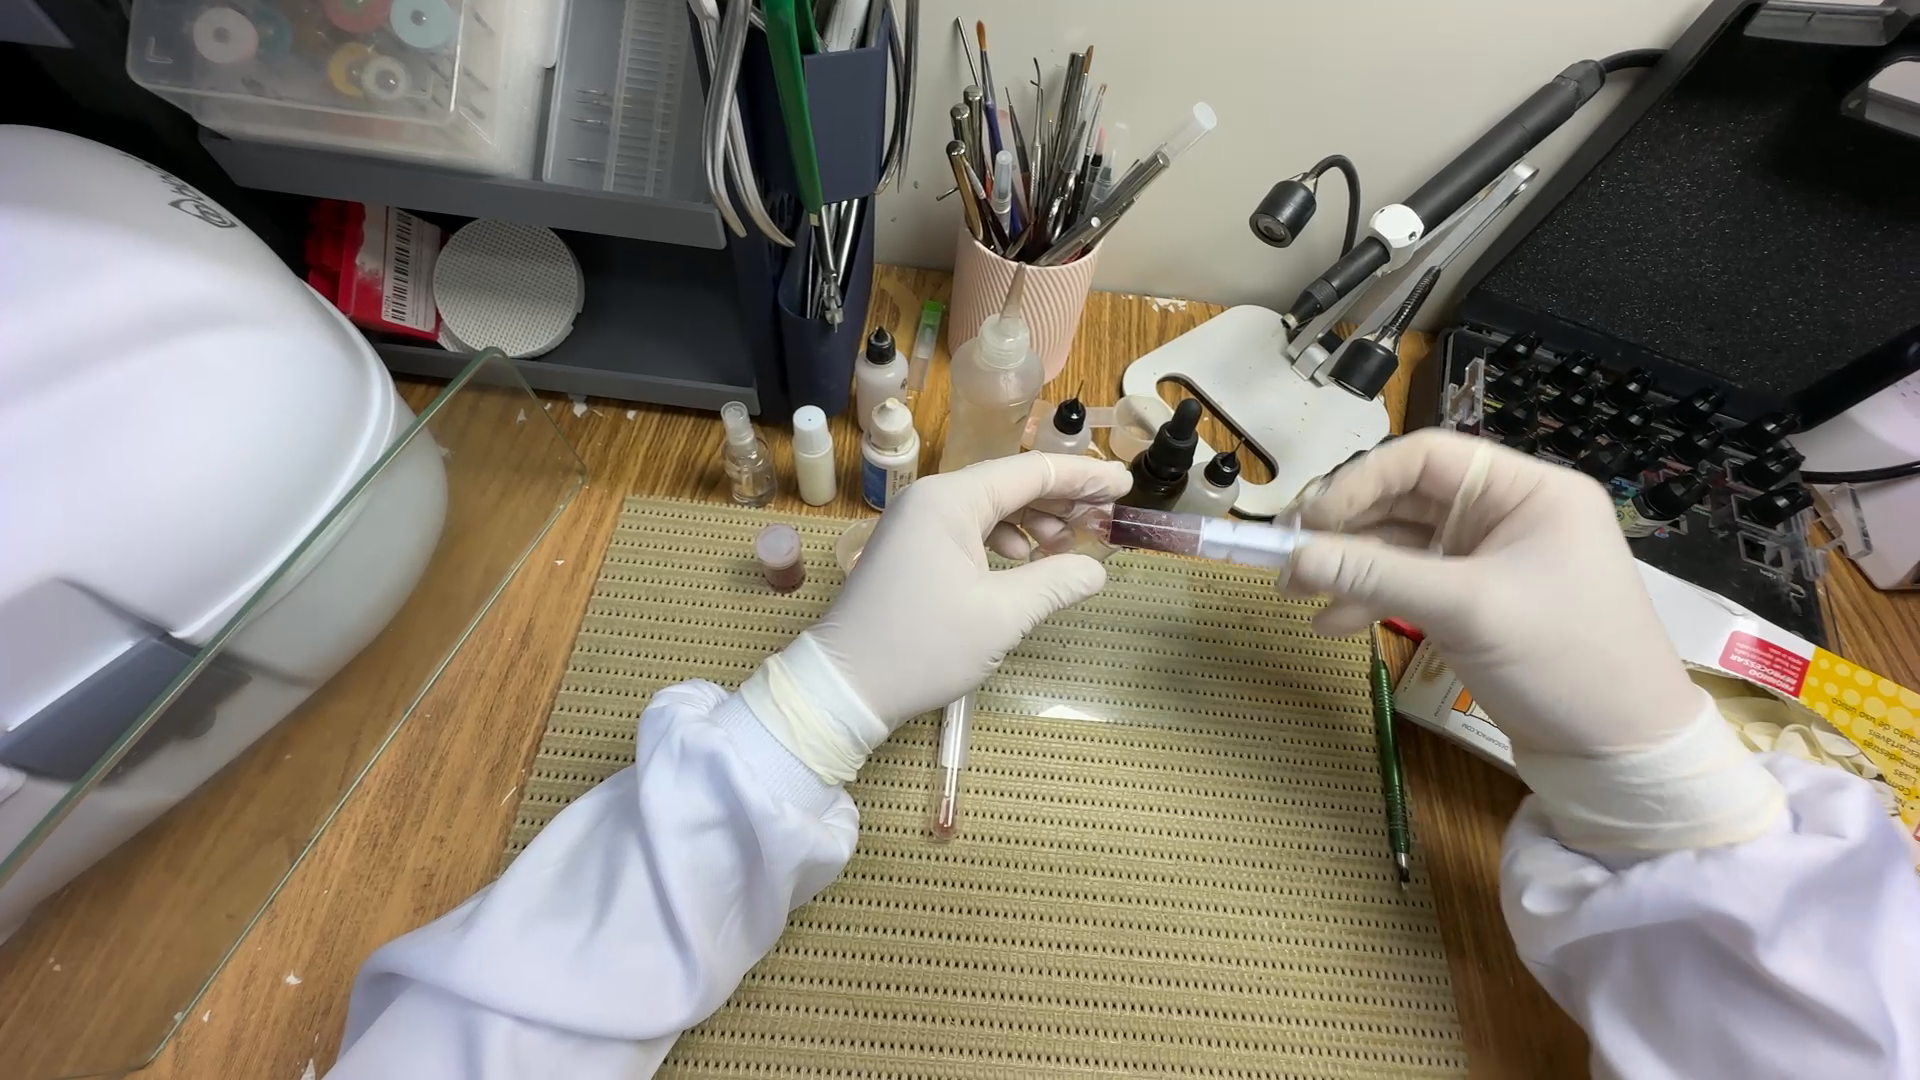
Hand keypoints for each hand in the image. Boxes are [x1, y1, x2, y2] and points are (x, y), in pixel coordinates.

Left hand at [814, 453, 1131, 725]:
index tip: (1125, 486)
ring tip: (1067, 548)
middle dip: (1061, 501)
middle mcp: (931, 499)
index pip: (1029, 473)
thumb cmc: (923, 647)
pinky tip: (1022, 564)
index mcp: (950, 500)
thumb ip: (1055, 583)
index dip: (1082, 479)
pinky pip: (968, 530)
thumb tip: (1095, 570)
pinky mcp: (911, 549)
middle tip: (1106, 520)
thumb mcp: (1001, 617)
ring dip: (1032, 523)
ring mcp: (916, 523)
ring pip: (989, 508)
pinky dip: (1002, 541)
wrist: (845, 685)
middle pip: (1009, 485)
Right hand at [1284, 429, 1700, 755]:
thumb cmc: (1564, 660)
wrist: (1618, 752)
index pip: (1423, 458)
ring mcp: (1482, 557)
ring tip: (1293, 591)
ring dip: (1344, 566)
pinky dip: (1365, 597)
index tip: (1308, 522)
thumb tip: (1291, 557)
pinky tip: (1331, 621)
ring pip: (1394, 543)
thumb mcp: (1465, 609)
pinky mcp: (1467, 597)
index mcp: (1524, 492)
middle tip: (1286, 553)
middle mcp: (1501, 514)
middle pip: (1400, 499)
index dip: (1358, 482)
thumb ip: (1374, 576)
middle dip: (1341, 528)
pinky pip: (1403, 581)